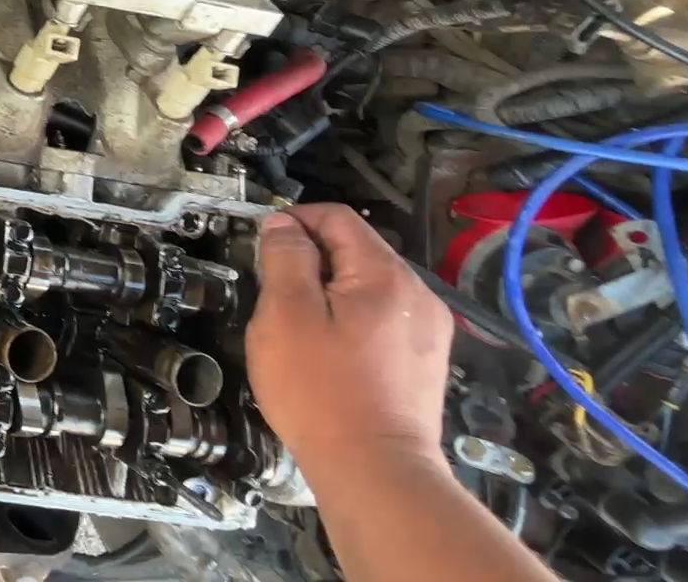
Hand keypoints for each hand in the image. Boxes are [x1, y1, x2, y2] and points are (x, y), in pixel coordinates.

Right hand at [245, 203, 452, 470]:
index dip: (293, 220)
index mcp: (384, 276)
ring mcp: (427, 328)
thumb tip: (283, 224)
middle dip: (308, 257)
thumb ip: (285, 258)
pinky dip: (346, 314)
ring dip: (326, 287)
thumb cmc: (319, 386)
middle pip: (354, 248)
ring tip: (296, 322)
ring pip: (365, 282)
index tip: (261, 247)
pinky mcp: (423, 358)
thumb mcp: (285, 313)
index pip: (337, 218)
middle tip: (272, 291)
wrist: (374, 469)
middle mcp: (417, 294)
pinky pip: (379, 313)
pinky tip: (327, 347)